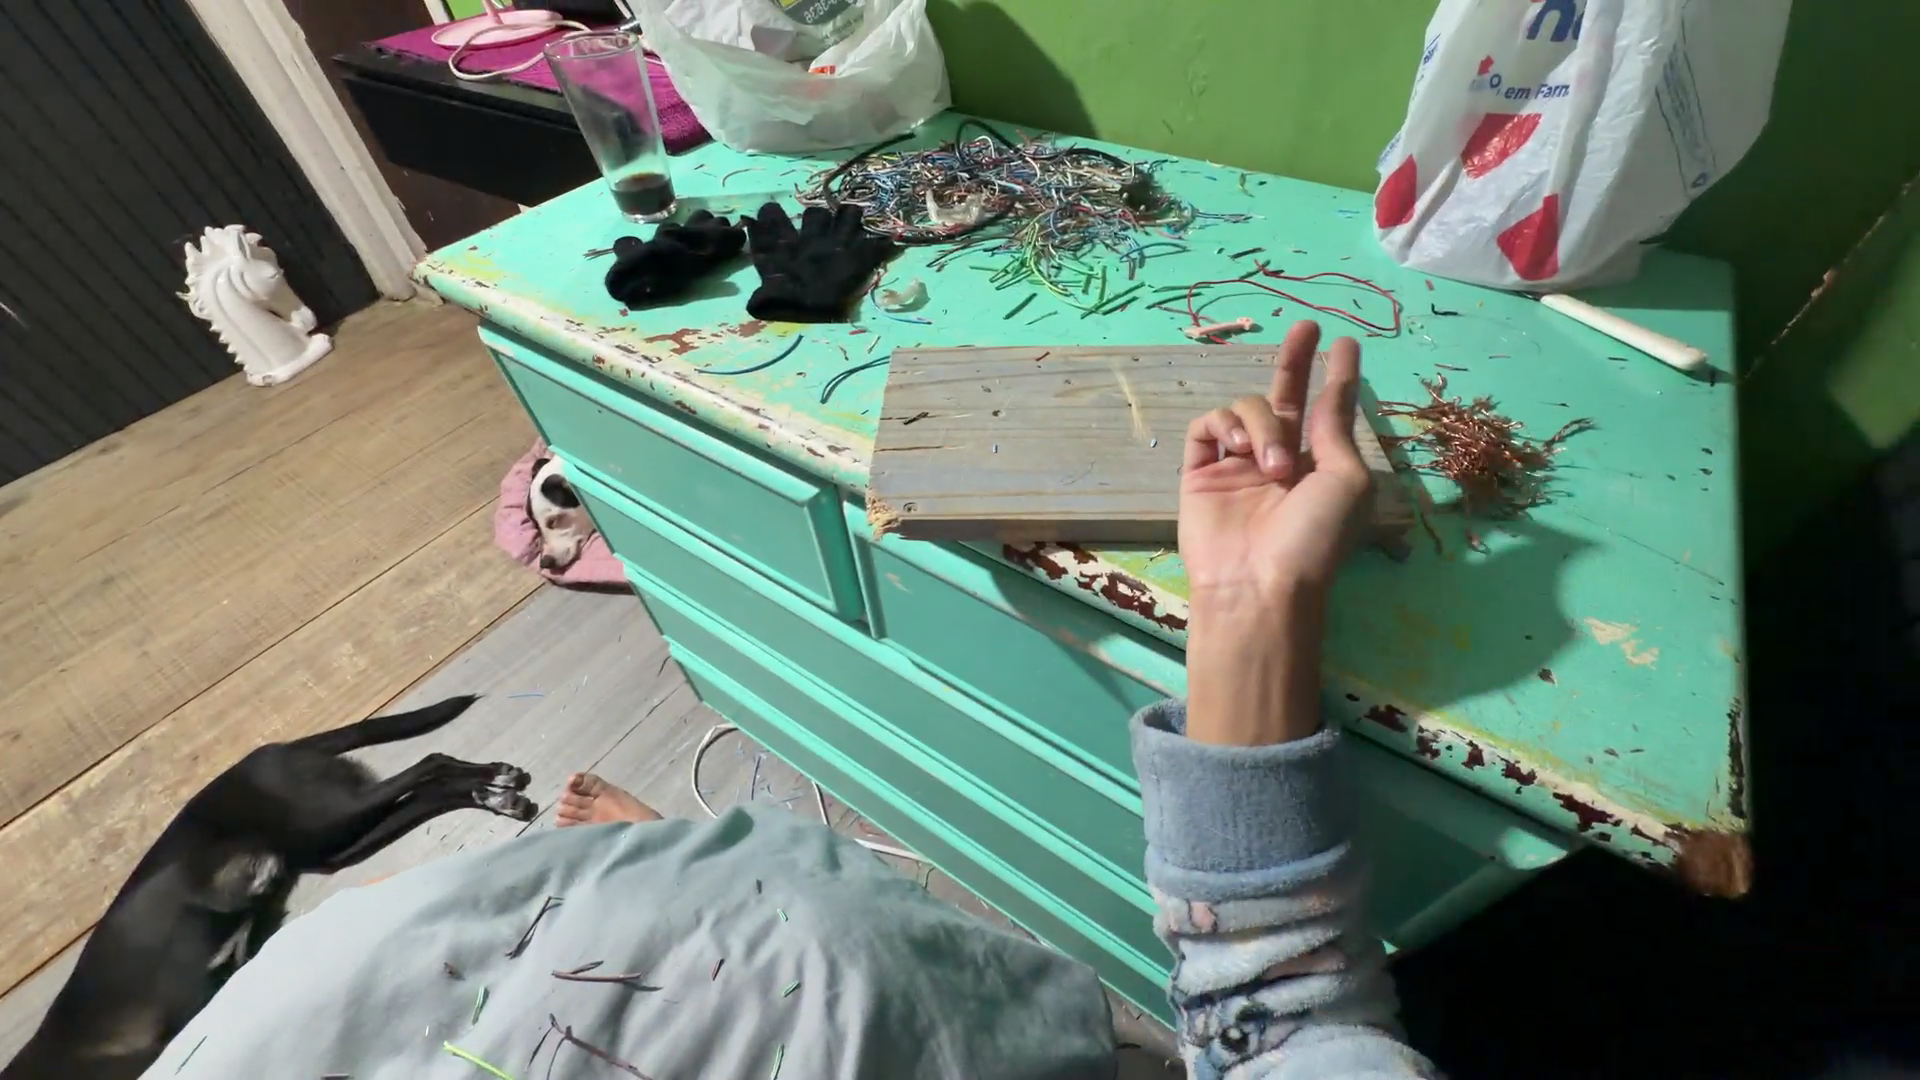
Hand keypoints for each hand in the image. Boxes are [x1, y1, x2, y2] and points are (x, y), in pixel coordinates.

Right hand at [1179, 321, 1371, 745]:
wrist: (1257, 583)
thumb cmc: (1314, 538)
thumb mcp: (1346, 481)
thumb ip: (1334, 430)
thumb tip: (1331, 393)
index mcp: (1318, 464)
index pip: (1325, 409)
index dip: (1336, 375)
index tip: (1345, 343)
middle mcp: (1276, 458)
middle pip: (1281, 396)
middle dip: (1294, 361)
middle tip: (1304, 328)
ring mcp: (1236, 464)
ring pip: (1244, 409)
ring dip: (1262, 426)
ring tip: (1271, 464)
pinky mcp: (1200, 471)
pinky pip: (1206, 427)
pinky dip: (1222, 426)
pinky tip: (1236, 449)